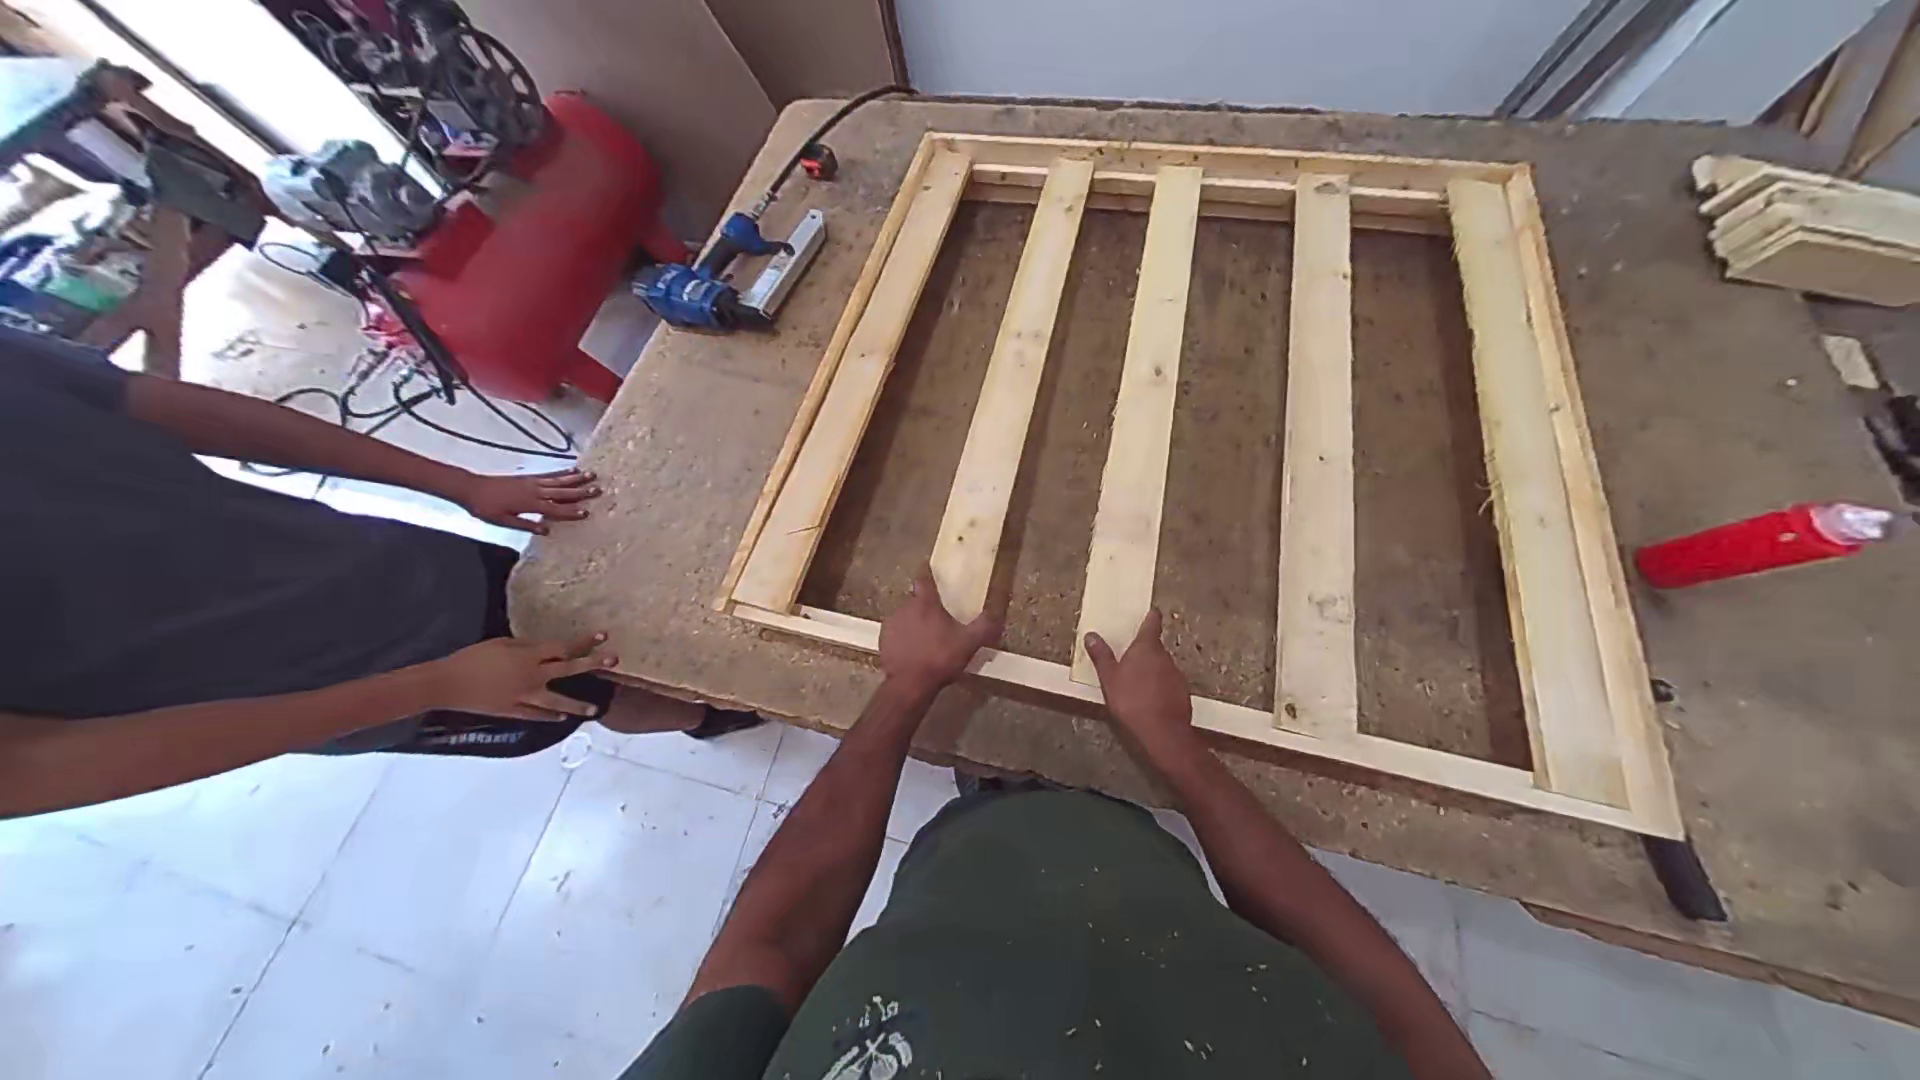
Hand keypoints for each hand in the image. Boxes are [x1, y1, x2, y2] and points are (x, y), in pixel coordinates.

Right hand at [419, 633, 616, 720]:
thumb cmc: (472, 658)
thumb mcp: (503, 643)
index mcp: (530, 657)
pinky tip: (561, 716)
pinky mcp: (512, 711)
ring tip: (595, 709)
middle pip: (569, 670)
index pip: (564, 648)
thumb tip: (549, 648)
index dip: (585, 642)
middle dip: (593, 664)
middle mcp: (533, 677)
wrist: (444, 684)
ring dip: (578, 704)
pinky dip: (549, 715)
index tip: (603, 636)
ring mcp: (524, 696)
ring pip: (557, 701)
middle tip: (614, 661)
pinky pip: (536, 714)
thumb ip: (529, 646)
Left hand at [454, 469, 601, 533]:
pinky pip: (549, 474)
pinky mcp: (529, 477)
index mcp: (530, 504)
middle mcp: (534, 492)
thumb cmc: (485, 508)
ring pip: (559, 481)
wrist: (470, 488)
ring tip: (591, 475)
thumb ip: (526, 524)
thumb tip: (546, 530)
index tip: (587, 512)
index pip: (555, 509)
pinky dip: (562, 472)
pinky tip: (572, 469)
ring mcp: (532, 482)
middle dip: (581, 491)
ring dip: (576, 478)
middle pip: (562, 492)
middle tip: (598, 489)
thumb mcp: (503, 521)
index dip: (571, 511)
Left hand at [878, 566, 998, 693]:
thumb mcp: (969, 643)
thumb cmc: (940, 658)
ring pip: (904, 616)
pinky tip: (912, 651)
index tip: (925, 565)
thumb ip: (984, 626)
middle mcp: (905, 608)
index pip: (924, 579)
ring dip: (913, 622)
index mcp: (926, 604)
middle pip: (915, 600)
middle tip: (936, 619)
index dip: (925, 571)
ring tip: (925, 639)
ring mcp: (891, 624)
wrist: (910, 683)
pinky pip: (895, 632)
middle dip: (924, 606)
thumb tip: (996, 615)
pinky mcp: (883, 640)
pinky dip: (903, 637)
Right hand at [1083, 610, 1196, 758]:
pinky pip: (1168, 682)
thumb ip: (1101, 656)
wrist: (1162, 732)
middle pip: (1155, 646)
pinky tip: (1148, 698)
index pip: (1152, 623)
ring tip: (1135, 682)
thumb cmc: (1132, 701)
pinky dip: (1159, 685)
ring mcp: (1176, 674)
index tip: (1150, 612)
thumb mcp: (1109, 678)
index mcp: (1146, 648)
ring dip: (1151, 669)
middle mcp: (1165, 657)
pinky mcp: (1182, 692)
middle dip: (1143, 650)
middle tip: (1128, 656)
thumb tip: (1091, 636)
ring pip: (1162, 665)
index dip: (1150, 617)